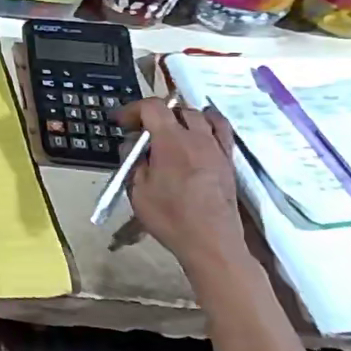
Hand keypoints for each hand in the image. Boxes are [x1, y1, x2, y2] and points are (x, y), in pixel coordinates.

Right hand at [113, 98, 251, 280]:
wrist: (211, 243)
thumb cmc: (169, 216)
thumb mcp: (136, 188)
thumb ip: (133, 159)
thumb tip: (134, 143)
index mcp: (172, 142)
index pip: (153, 107)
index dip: (133, 109)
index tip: (121, 124)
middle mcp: (198, 139)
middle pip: (177, 109)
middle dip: (155, 113)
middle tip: (140, 130)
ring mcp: (217, 149)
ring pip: (201, 115)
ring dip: (181, 117)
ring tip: (169, 130)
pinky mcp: (229, 161)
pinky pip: (221, 130)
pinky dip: (208, 124)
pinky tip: (197, 134)